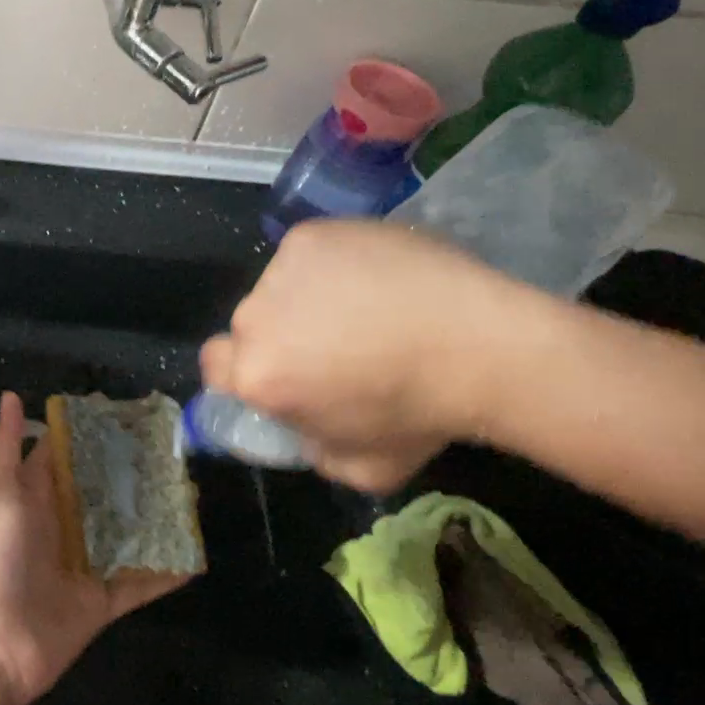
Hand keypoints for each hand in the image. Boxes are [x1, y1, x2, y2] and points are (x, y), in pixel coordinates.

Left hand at [0, 391, 190, 704]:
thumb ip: (6, 443)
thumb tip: (11, 395)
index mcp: (33, 493)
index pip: (67, 454)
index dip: (94, 435)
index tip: (132, 415)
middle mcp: (60, 523)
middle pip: (101, 492)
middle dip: (133, 474)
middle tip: (176, 452)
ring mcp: (83, 563)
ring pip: (125, 533)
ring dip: (154, 518)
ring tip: (193, 494)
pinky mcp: (101, 600)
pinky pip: (139, 583)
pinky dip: (165, 572)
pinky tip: (196, 555)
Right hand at [200, 220, 551, 492]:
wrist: (487, 346)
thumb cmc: (424, 413)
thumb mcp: (363, 467)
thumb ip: (311, 450)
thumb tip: (300, 429)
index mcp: (259, 376)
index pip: (217, 367)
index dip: (248, 372)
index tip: (288, 374)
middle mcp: (254, 318)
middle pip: (250, 325)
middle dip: (283, 334)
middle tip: (338, 344)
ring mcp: (280, 271)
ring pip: (278, 287)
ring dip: (306, 299)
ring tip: (366, 308)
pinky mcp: (309, 236)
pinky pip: (305, 255)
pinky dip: (330, 266)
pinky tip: (374, 279)